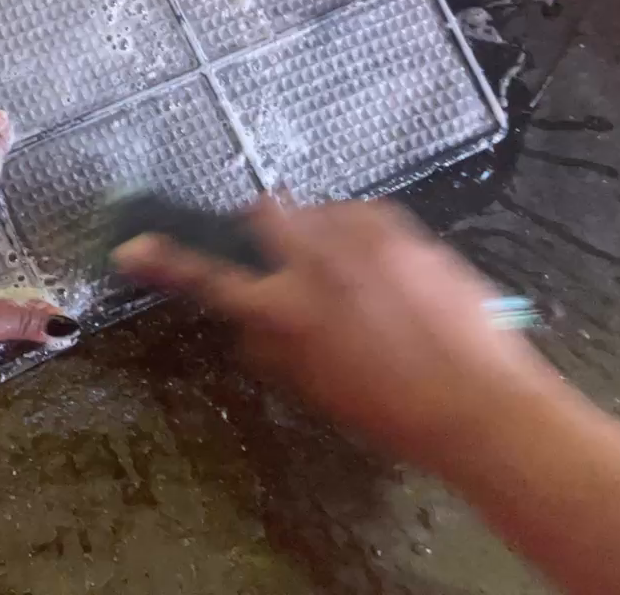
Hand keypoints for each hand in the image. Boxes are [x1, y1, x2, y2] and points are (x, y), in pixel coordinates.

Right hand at [112, 197, 566, 471]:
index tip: (130, 247)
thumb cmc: (392, 410)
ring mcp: (364, 241)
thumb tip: (246, 317)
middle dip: (258, 225)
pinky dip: (355, 233)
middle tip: (278, 254)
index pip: (207, 277)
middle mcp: (318, 264)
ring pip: (311, 209)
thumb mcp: (311, 386)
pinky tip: (377, 267)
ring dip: (311, 232)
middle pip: (260, 213)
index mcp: (287, 311)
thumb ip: (265, 343)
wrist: (489, 410)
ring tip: (341, 268)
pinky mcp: (405, 231)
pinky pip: (360, 214)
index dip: (162, 259)